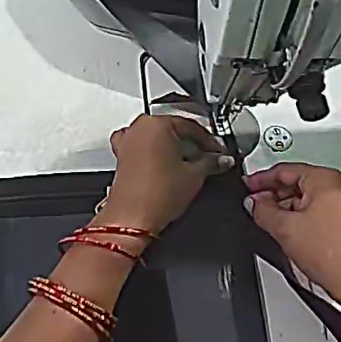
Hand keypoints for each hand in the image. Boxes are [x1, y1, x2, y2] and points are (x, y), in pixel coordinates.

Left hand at [102, 115, 232, 234]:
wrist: (132, 217)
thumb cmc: (155, 195)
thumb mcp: (194, 175)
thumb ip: (210, 162)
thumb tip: (218, 160)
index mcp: (157, 124)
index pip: (190, 126)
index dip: (209, 140)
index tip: (218, 151)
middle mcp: (138, 128)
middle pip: (172, 129)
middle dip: (191, 144)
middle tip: (207, 157)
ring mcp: (127, 142)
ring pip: (156, 138)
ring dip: (173, 148)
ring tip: (188, 164)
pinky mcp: (121, 157)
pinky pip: (143, 148)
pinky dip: (155, 154)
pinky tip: (166, 167)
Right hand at [245, 164, 340, 311]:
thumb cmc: (338, 255)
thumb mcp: (285, 228)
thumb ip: (262, 210)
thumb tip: (254, 203)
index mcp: (324, 178)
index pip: (283, 169)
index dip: (260, 179)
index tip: (246, 187)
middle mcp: (337, 188)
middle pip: (294, 183)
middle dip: (271, 195)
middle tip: (254, 206)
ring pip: (303, 200)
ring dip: (284, 210)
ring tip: (268, 223)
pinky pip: (313, 214)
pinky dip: (297, 221)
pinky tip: (288, 234)